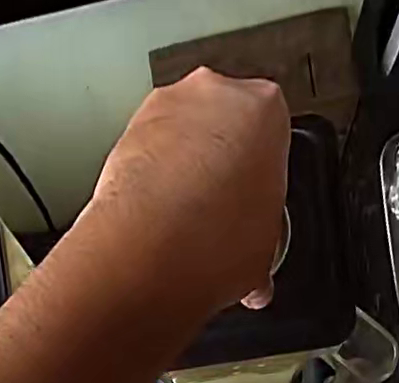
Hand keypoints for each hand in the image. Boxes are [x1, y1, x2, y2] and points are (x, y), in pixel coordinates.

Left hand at [77, 68, 289, 313]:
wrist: (153, 248)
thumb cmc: (212, 239)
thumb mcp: (262, 255)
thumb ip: (261, 246)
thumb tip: (255, 274)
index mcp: (266, 109)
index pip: (272, 137)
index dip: (261, 178)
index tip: (252, 205)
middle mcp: (215, 92)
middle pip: (224, 127)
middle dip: (221, 166)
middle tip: (219, 214)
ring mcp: (166, 105)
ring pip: (182, 134)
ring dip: (183, 169)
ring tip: (184, 223)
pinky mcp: (126, 127)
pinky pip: (146, 150)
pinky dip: (151, 178)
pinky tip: (157, 219)